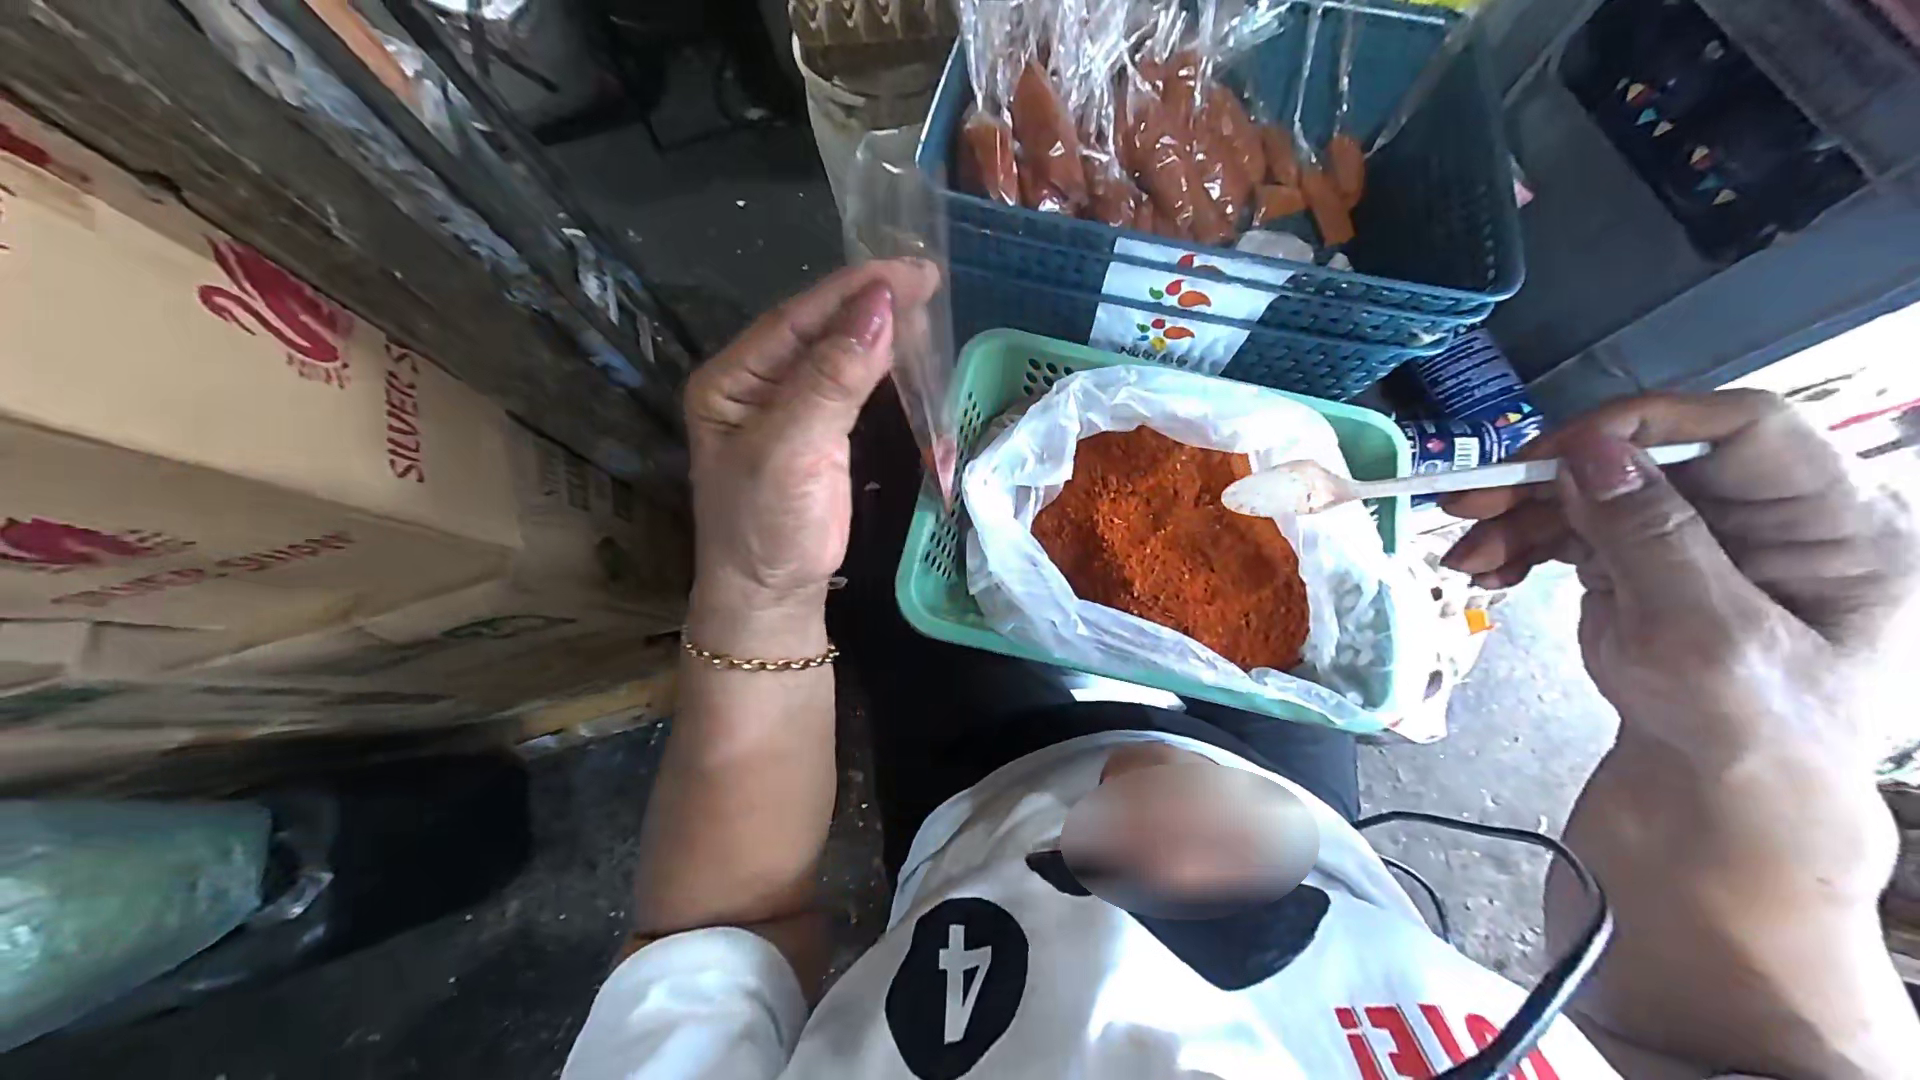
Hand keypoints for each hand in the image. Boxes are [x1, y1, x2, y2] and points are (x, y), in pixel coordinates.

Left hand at [683, 260, 940, 647]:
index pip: (795, 319)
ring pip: (839, 352)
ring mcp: (790, 406)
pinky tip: (907, 348)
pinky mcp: (820, 431)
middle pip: (818, 327)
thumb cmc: (767, 527)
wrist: (772, 594)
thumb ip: (832, 380)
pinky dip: (883, 365)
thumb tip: (880, 308)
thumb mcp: (791, 451)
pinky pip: (853, 385)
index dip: (852, 292)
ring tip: (926, 302)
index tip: (908, 272)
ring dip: (881, 329)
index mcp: (732, 378)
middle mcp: (758, 382)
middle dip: (870, 302)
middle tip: (927, 277)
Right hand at [1442, 391, 1916, 761]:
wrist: (1712, 784)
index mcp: (1833, 520)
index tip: (1545, 459)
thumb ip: (1652, 537)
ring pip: (1589, 494)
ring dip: (1515, 522)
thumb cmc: (1738, 724)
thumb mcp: (1700, 633)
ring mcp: (1694, 536)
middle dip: (1545, 483)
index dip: (1640, 426)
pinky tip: (1489, 572)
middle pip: (1640, 460)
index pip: (1744, 428)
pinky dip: (1520, 546)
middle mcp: (1763, 514)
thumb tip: (1591, 448)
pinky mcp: (1638, 558)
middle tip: (1466, 505)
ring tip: (1464, 561)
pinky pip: (1568, 529)